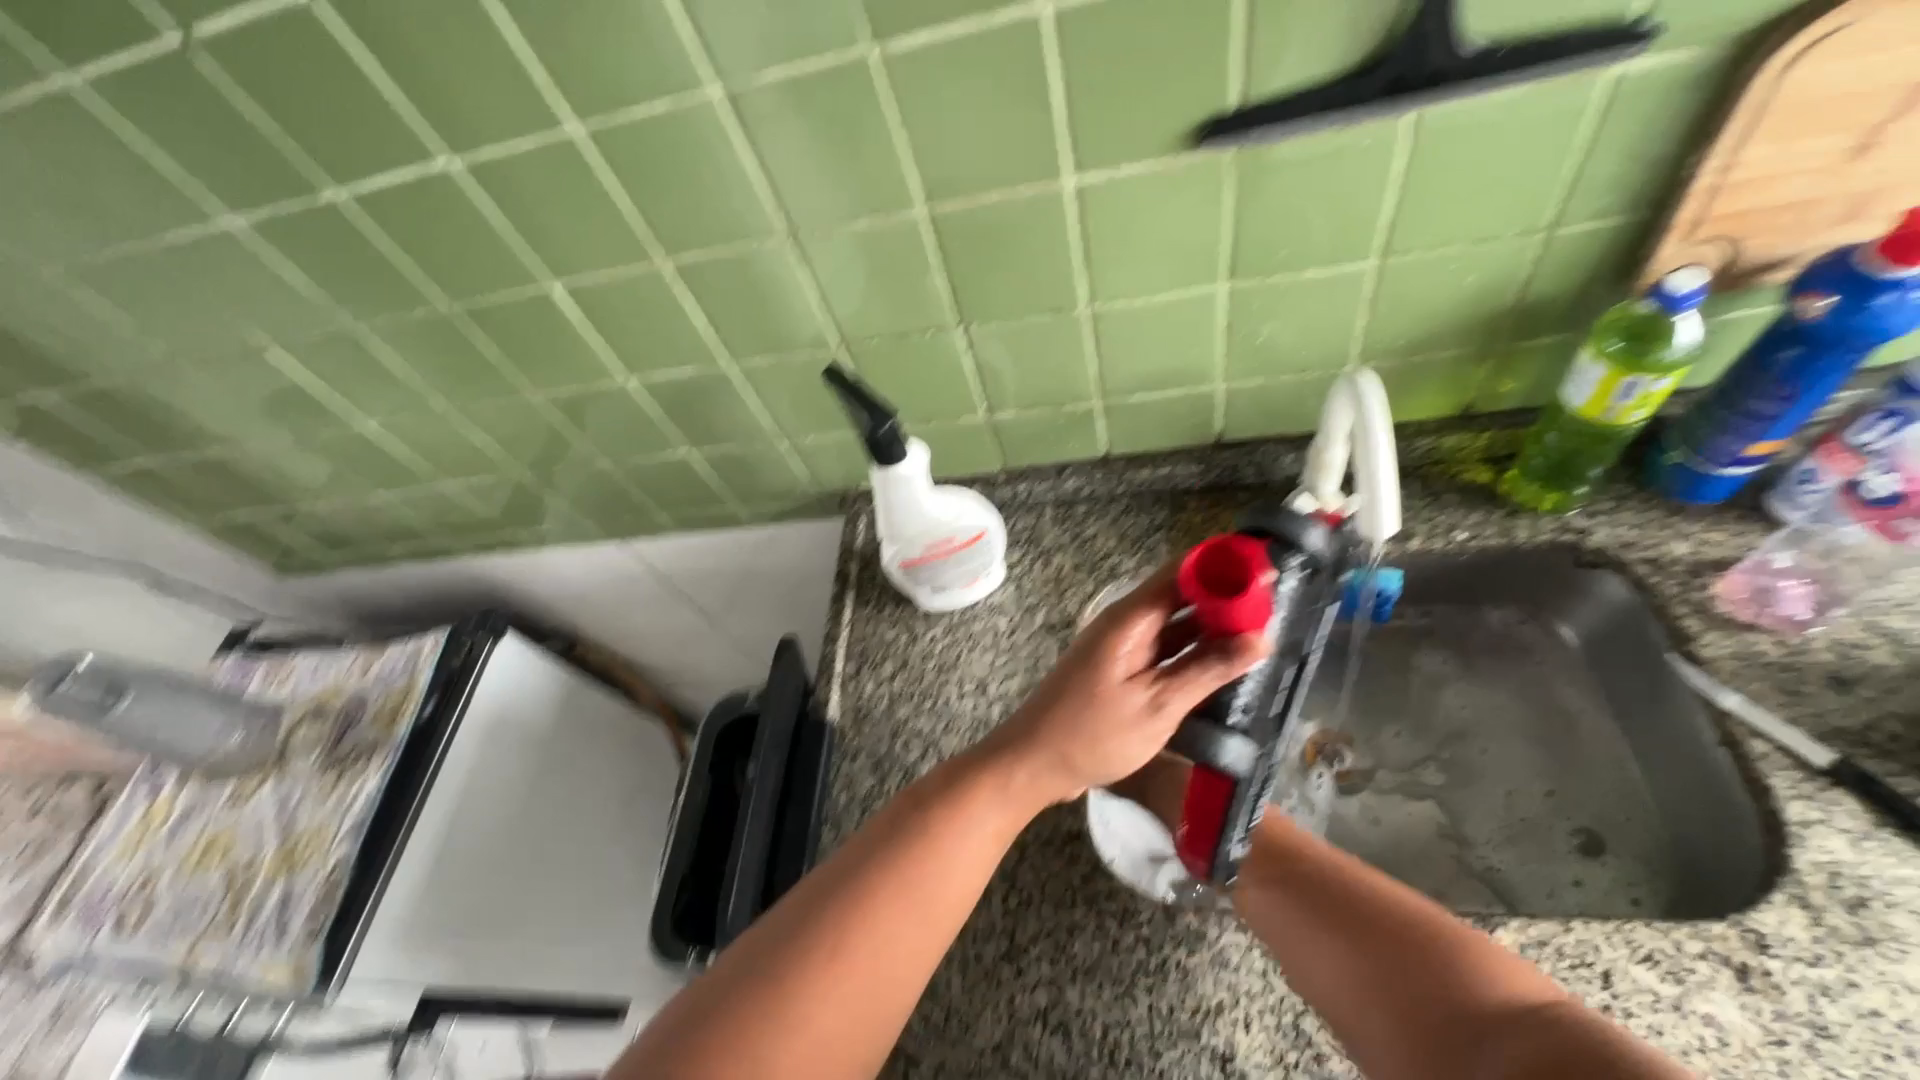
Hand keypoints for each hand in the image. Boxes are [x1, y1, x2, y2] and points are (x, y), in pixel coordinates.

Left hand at [981, 559, 1268, 806]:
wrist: (1033, 763)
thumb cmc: (1092, 734)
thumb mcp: (1158, 705)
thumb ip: (1208, 669)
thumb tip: (1260, 637)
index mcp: (1130, 619)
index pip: (1182, 571)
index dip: (1224, 565)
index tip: (1268, 569)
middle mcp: (1127, 624)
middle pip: (1181, 596)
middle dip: (1226, 597)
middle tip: (1276, 607)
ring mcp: (1123, 647)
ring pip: (1176, 625)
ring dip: (1213, 627)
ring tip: (1263, 631)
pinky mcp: (1122, 670)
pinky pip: (1165, 649)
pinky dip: (1194, 652)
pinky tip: (1225, 663)